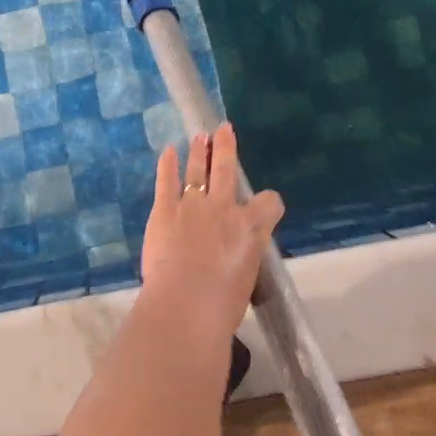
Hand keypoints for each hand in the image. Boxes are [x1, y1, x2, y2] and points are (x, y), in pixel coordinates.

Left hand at [138, 122, 285, 342]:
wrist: (184, 305)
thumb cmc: (220, 306)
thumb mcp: (247, 279)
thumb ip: (243, 258)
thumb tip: (236, 258)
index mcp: (250, 228)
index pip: (270, 203)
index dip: (270, 203)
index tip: (267, 205)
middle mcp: (224, 208)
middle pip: (226, 169)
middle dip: (226, 147)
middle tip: (223, 128)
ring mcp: (192, 205)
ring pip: (197, 170)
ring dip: (198, 151)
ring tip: (199, 136)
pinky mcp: (164, 209)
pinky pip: (166, 180)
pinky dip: (168, 164)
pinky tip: (168, 152)